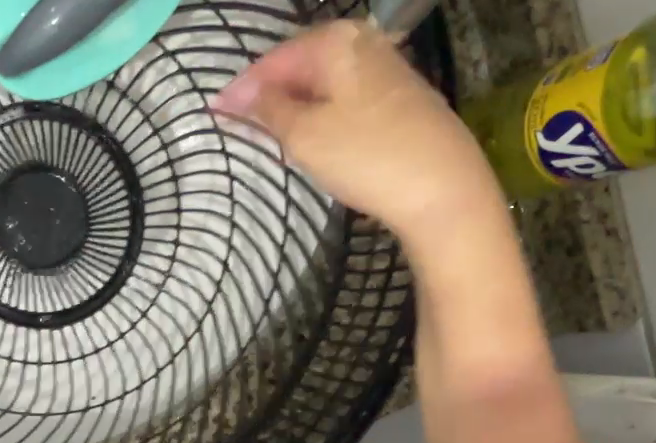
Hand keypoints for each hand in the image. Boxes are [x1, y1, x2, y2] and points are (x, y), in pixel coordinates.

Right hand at [212, 20, 504, 250]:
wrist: (441, 187)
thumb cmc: (366, 157)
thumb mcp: (304, 136)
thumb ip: (268, 110)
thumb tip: (240, 96)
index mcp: (335, 42)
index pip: (273, 61)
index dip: (241, 89)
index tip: (213, 114)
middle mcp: (363, 43)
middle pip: (300, 66)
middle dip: (268, 94)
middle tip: (238, 125)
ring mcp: (386, 69)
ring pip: (324, 84)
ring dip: (294, 106)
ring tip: (269, 135)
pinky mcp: (400, 99)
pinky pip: (345, 98)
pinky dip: (320, 115)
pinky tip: (312, 139)